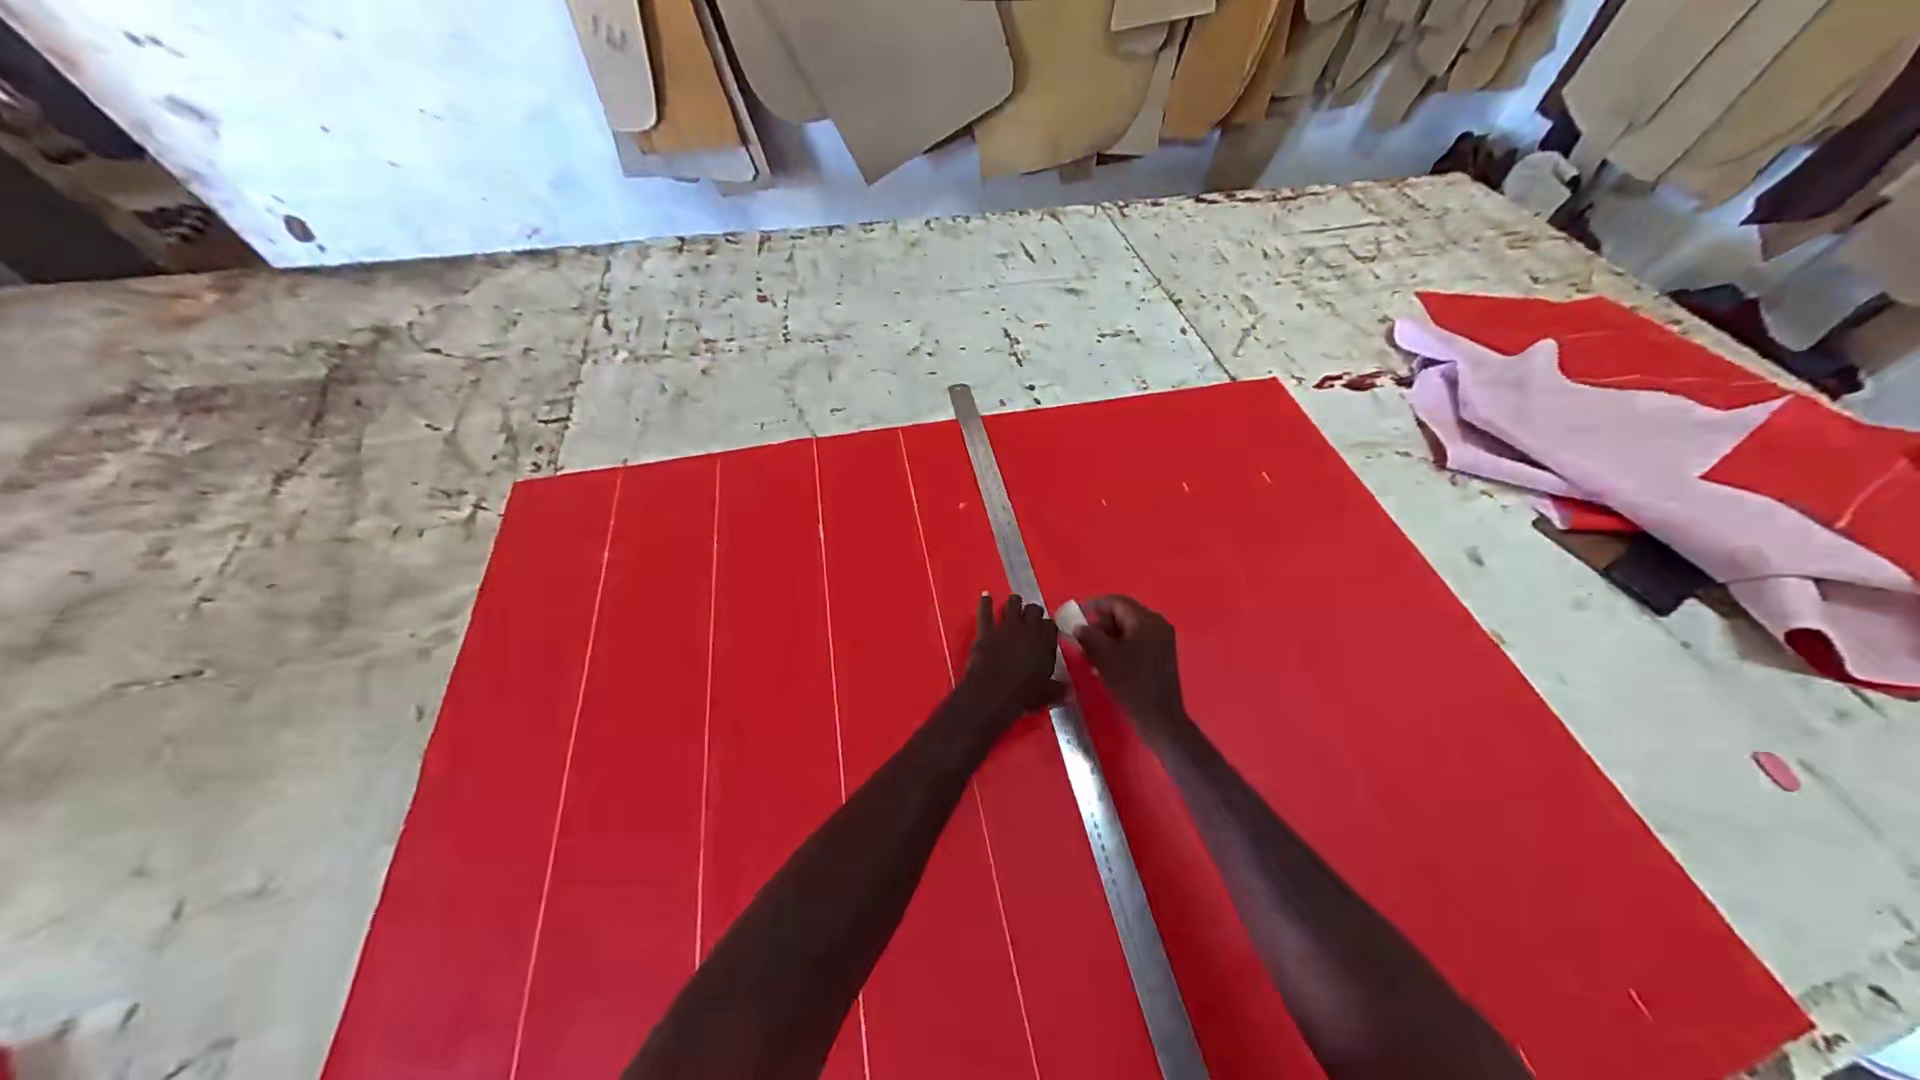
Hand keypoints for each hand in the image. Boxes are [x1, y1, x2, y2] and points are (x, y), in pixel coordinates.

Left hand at [956, 594, 1066, 721]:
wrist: (993, 692)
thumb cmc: (1023, 694)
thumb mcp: (1046, 694)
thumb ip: (1058, 689)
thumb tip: (1069, 692)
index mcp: (1045, 642)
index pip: (1051, 625)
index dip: (1048, 626)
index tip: (1045, 629)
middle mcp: (1028, 630)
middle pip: (1033, 609)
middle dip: (1032, 611)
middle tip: (1030, 616)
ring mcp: (1006, 627)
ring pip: (1012, 604)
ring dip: (1013, 602)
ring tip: (1013, 603)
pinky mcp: (987, 630)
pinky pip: (985, 611)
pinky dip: (985, 602)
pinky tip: (985, 596)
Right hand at [1072, 595, 1187, 733]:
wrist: (1160, 717)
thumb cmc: (1131, 684)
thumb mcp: (1104, 657)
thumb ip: (1089, 636)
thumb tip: (1079, 626)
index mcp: (1146, 621)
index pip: (1116, 602)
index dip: (1093, 605)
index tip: (1075, 614)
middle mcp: (1157, 624)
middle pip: (1123, 613)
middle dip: (1100, 624)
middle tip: (1082, 639)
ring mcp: (1162, 638)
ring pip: (1129, 627)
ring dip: (1108, 636)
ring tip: (1091, 653)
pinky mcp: (1162, 652)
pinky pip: (1137, 639)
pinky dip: (1120, 645)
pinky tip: (1106, 661)